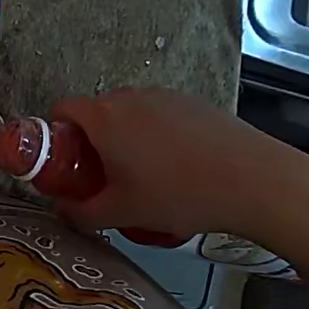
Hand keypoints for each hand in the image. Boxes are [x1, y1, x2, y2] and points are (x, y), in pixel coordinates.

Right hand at [50, 87, 303, 239]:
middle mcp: (129, 97)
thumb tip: (62, 211)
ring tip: (143, 176)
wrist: (252, 179)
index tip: (65, 162)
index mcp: (103, 117)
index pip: (62, 109)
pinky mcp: (192, 101)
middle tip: (102, 177)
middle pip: (96, 112)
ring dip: (124, 139)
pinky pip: (158, 115)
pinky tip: (177, 167)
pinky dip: (154, 135)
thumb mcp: (122, 213)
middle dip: (91, 142)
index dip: (56, 134)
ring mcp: (163, 96)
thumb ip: (82, 213)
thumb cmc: (177, 194)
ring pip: (129, 114)